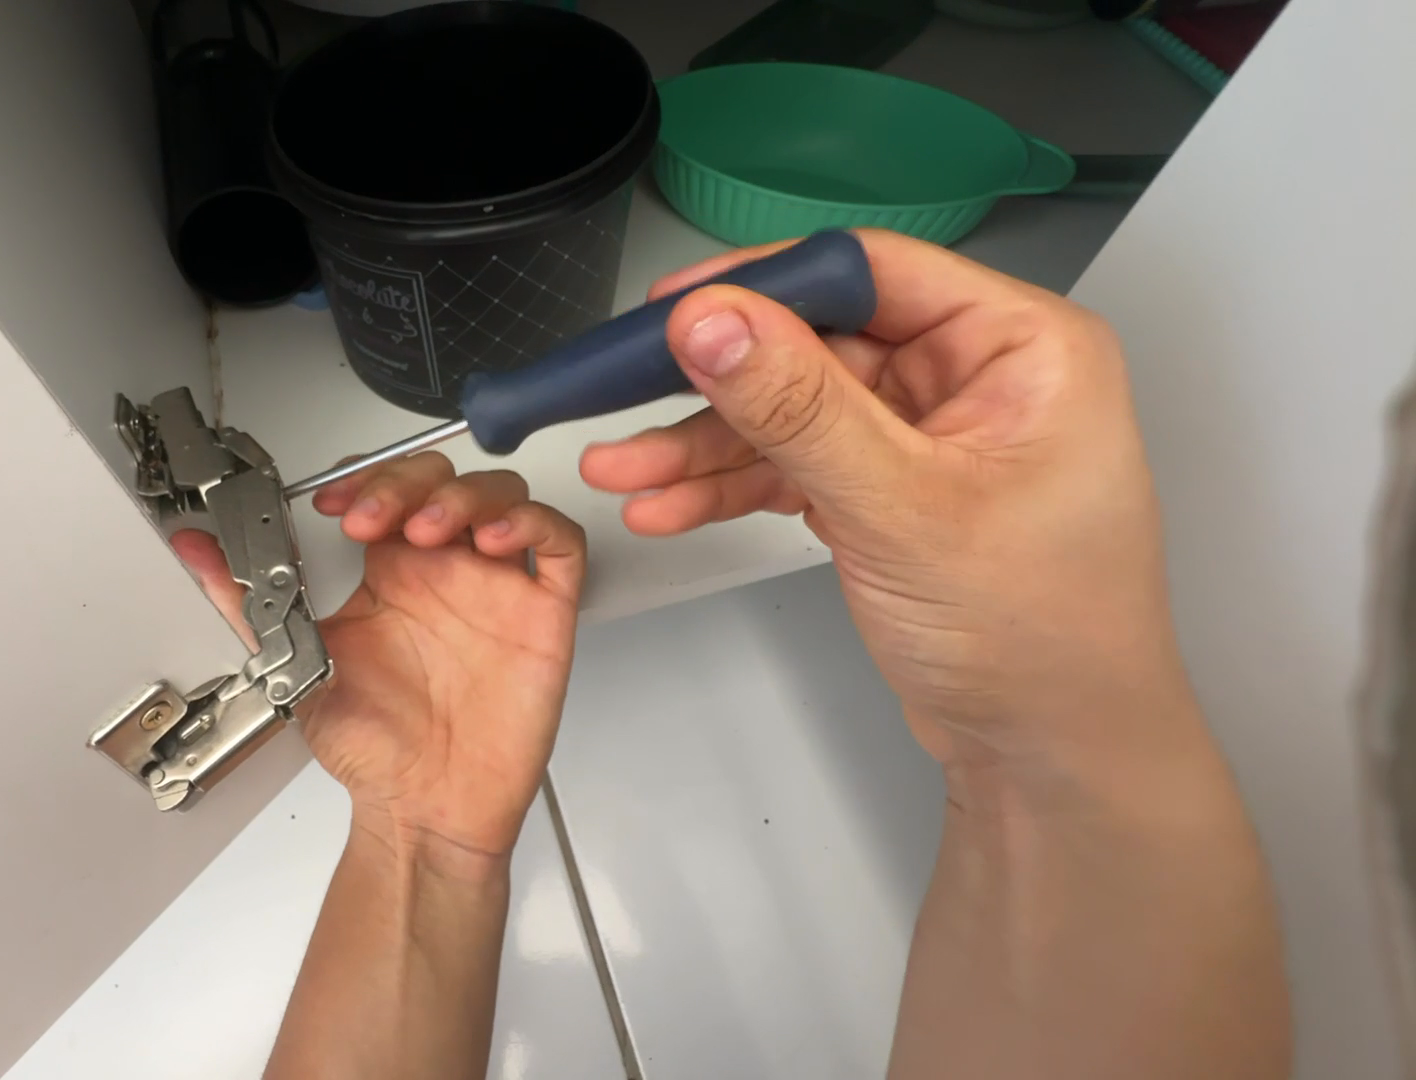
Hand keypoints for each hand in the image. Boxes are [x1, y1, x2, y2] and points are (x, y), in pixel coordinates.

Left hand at [171, 454, 584, 867]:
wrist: (424, 806)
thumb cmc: (373, 743)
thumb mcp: (298, 664)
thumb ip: (246, 606)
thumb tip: (195, 556)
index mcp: (390, 573)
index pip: (387, 487)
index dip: (365, 476)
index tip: (334, 502)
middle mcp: (444, 569)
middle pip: (444, 477)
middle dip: (409, 480)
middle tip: (376, 519)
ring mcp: (495, 586)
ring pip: (501, 495)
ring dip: (465, 494)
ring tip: (432, 531)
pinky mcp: (541, 612)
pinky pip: (557, 543)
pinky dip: (531, 523)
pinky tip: (493, 542)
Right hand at [580, 230, 1196, 790]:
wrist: (1037, 745)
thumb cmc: (1028, 631)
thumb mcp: (901, 507)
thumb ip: (799, 408)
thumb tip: (713, 322)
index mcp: (1009, 346)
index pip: (866, 274)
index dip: (761, 282)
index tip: (670, 309)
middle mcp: (954, 379)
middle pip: (803, 352)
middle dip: (707, 389)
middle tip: (620, 398)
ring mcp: (903, 438)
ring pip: (777, 418)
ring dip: (696, 450)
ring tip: (618, 474)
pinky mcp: (866, 489)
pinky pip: (778, 470)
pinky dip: (721, 491)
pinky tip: (665, 509)